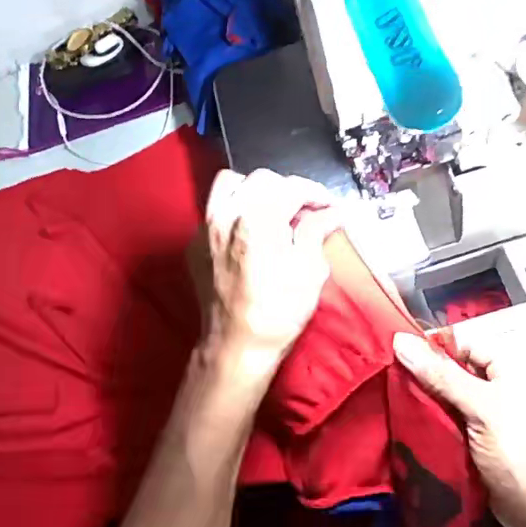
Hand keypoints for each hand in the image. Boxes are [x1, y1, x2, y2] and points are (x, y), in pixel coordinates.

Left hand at [192, 169, 338, 365]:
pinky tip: (249, 231)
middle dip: (287, 189)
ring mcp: (205, 229)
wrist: (237, 347)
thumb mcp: (310, 271)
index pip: (291, 186)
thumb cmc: (279, 312)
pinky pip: (214, 210)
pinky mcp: (195, 245)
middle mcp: (226, 216)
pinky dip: (235, 210)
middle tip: (305, 210)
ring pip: (229, 185)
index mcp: (258, 220)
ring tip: (272, 211)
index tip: (329, 207)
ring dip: (255, 191)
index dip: (316, 193)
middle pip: (261, 179)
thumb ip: (317, 232)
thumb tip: (331, 213)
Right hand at [391, 332, 525, 526]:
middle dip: (434, 377)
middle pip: (467, 369)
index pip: (470, 343)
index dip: (434, 349)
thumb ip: (440, 374)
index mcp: (524, 364)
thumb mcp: (481, 408)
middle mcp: (521, 381)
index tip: (397, 356)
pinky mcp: (502, 439)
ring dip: (438, 401)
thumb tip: (400, 338)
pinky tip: (422, 423)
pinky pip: (470, 419)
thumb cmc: (520, 454)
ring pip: (465, 396)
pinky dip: (449, 421)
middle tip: (395, 380)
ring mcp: (512, 412)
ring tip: (401, 400)